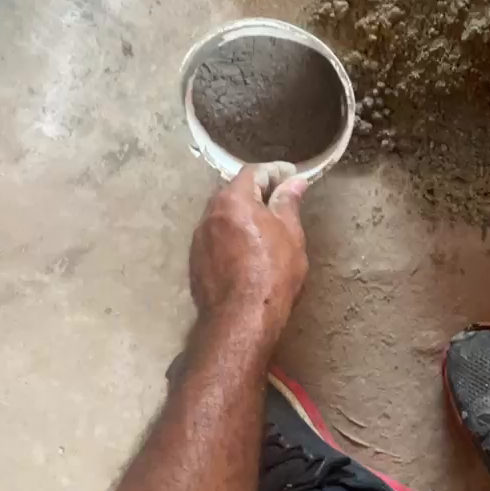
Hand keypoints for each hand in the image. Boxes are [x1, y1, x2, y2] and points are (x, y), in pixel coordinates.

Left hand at [188, 164, 309, 342]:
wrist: (240, 319)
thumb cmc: (273, 273)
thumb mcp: (290, 235)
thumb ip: (288, 203)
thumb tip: (294, 182)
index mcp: (234, 201)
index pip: (254, 172)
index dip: (275, 171)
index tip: (292, 175)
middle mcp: (210, 214)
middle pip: (233, 191)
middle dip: (257, 190)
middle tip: (280, 198)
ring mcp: (199, 238)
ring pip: (222, 214)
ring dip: (242, 213)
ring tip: (265, 224)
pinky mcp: (195, 260)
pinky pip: (215, 236)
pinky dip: (232, 233)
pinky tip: (247, 248)